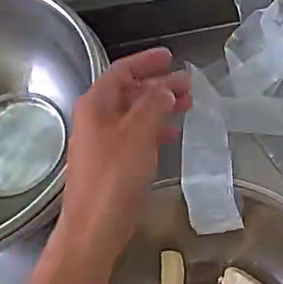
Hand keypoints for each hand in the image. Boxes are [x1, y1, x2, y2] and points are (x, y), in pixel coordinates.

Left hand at [57, 47, 191, 252]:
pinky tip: (171, 134)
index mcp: (96, 106)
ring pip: (134, 114)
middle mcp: (96, 120)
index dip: (146, 61)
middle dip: (158, 85)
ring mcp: (102, 142)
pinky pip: (136, 135)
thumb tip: (166, 88)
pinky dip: (154, 129)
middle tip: (187, 83)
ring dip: (159, 106)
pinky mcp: (112, 163)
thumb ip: (153, 105)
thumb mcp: (138, 134)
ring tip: (186, 105)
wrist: (95, 227)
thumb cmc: (114, 177)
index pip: (122, 72)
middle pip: (129, 92)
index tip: (169, 56)